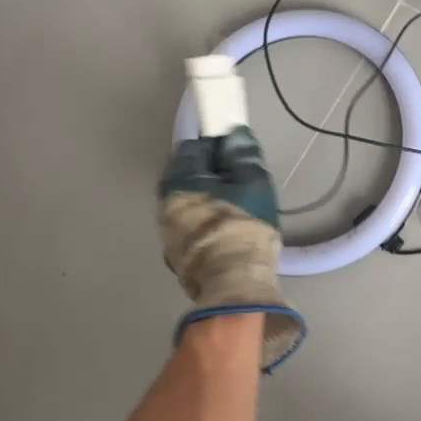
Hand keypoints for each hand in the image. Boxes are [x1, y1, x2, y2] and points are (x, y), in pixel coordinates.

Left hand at [158, 126, 303, 369]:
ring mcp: (168, 234)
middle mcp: (166, 205)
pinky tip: (224, 228)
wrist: (235, 285)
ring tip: (233, 205)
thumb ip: (243, 155)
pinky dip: (204, 223)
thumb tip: (234, 135)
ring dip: (205, 200)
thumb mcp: (254, 183)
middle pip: (186, 178)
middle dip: (208, 174)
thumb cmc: (245, 227)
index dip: (213, 145)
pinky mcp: (177, 257)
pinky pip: (190, 228)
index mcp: (181, 182)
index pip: (192, 149)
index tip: (232, 151)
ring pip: (187, 205)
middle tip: (237, 179)